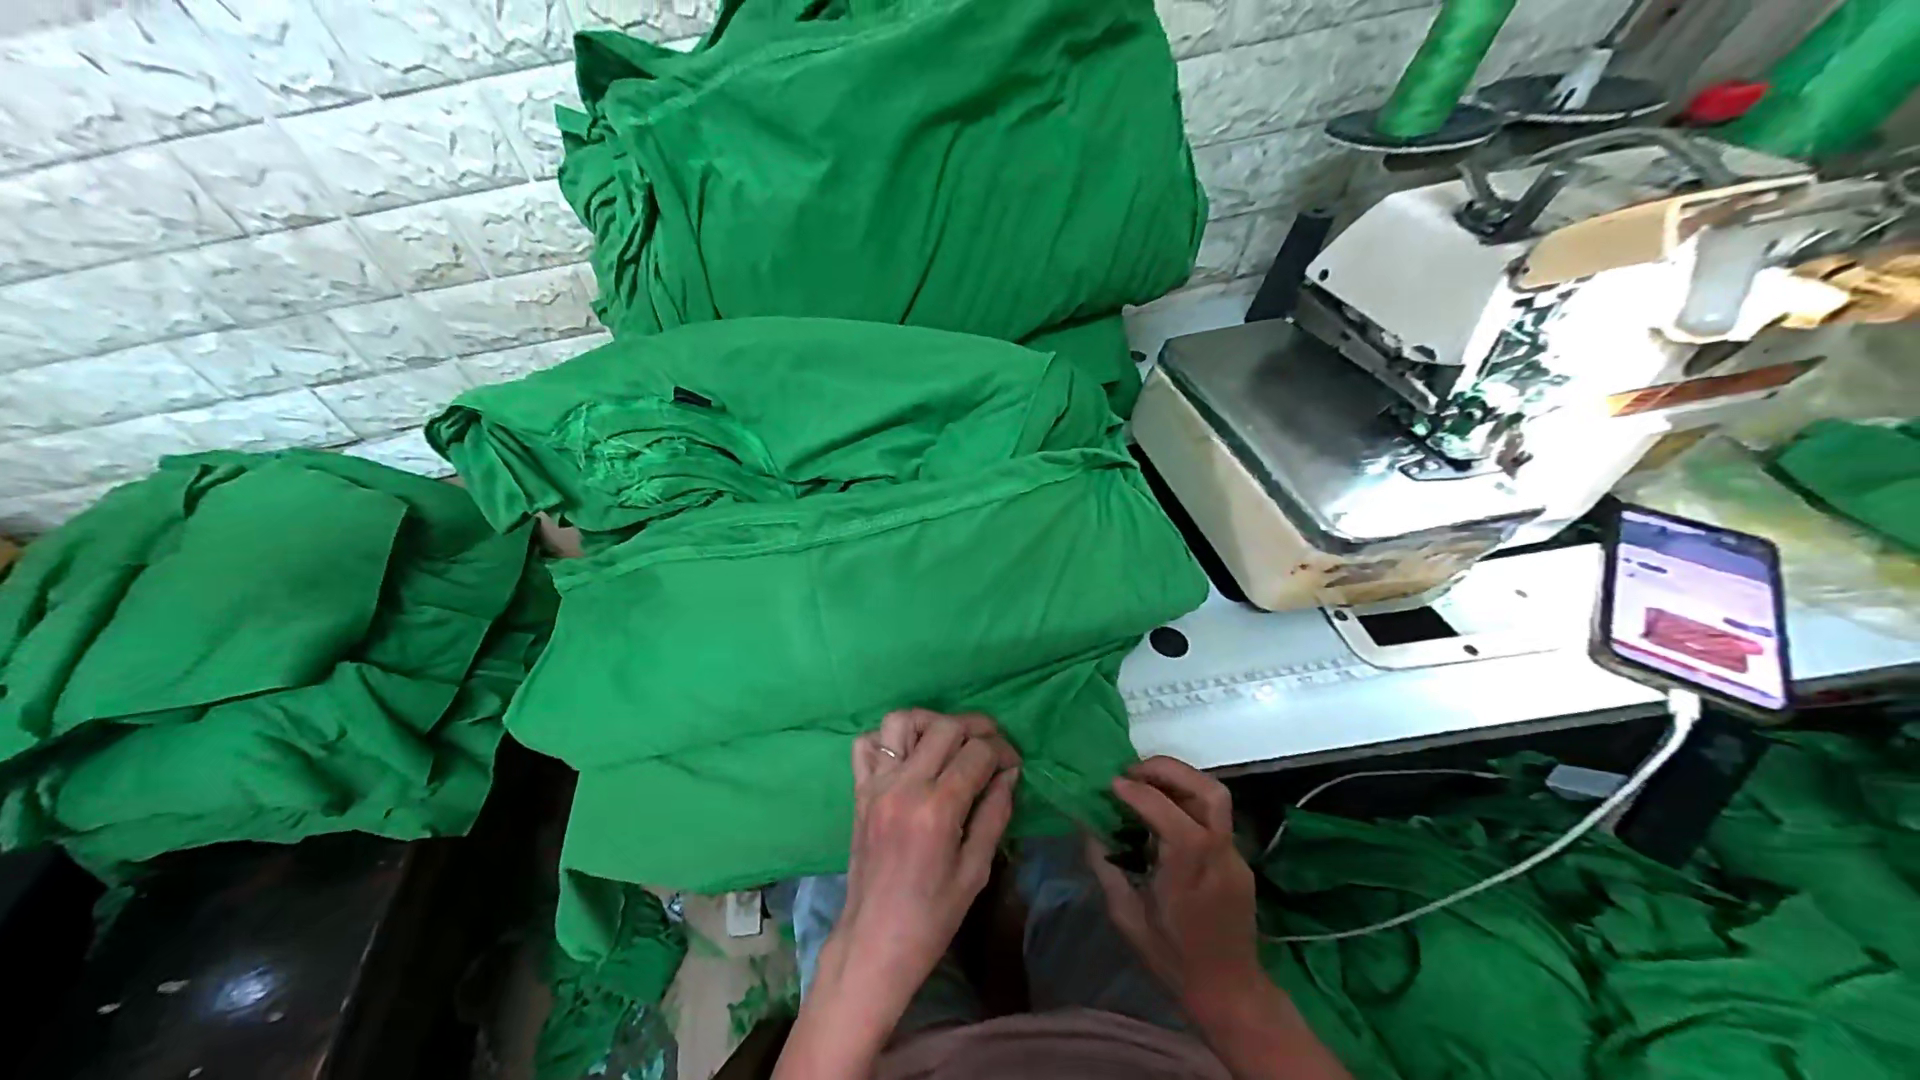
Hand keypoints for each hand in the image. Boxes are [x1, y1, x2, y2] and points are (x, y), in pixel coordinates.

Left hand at [832, 709, 1019, 1000]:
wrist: (875, 940)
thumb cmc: (933, 915)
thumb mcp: (976, 870)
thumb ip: (995, 813)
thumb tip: (1009, 773)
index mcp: (937, 809)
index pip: (977, 753)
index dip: (1003, 752)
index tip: (1013, 765)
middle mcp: (904, 787)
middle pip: (944, 727)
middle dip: (976, 729)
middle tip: (991, 748)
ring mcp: (876, 785)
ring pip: (901, 721)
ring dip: (932, 723)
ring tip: (950, 742)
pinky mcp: (859, 791)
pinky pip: (866, 744)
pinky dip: (889, 739)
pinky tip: (910, 756)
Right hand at [1090, 757, 1351, 1079]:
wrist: (1230, 993)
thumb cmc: (1172, 958)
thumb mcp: (1126, 915)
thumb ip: (1105, 866)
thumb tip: (1086, 827)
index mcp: (1189, 866)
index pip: (1164, 808)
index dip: (1135, 790)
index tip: (1111, 785)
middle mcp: (1218, 852)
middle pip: (1205, 789)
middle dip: (1166, 770)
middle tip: (1132, 773)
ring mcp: (1234, 855)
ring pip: (1215, 796)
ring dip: (1180, 780)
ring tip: (1147, 784)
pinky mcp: (1239, 861)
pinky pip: (1215, 817)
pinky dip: (1188, 802)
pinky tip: (1165, 815)